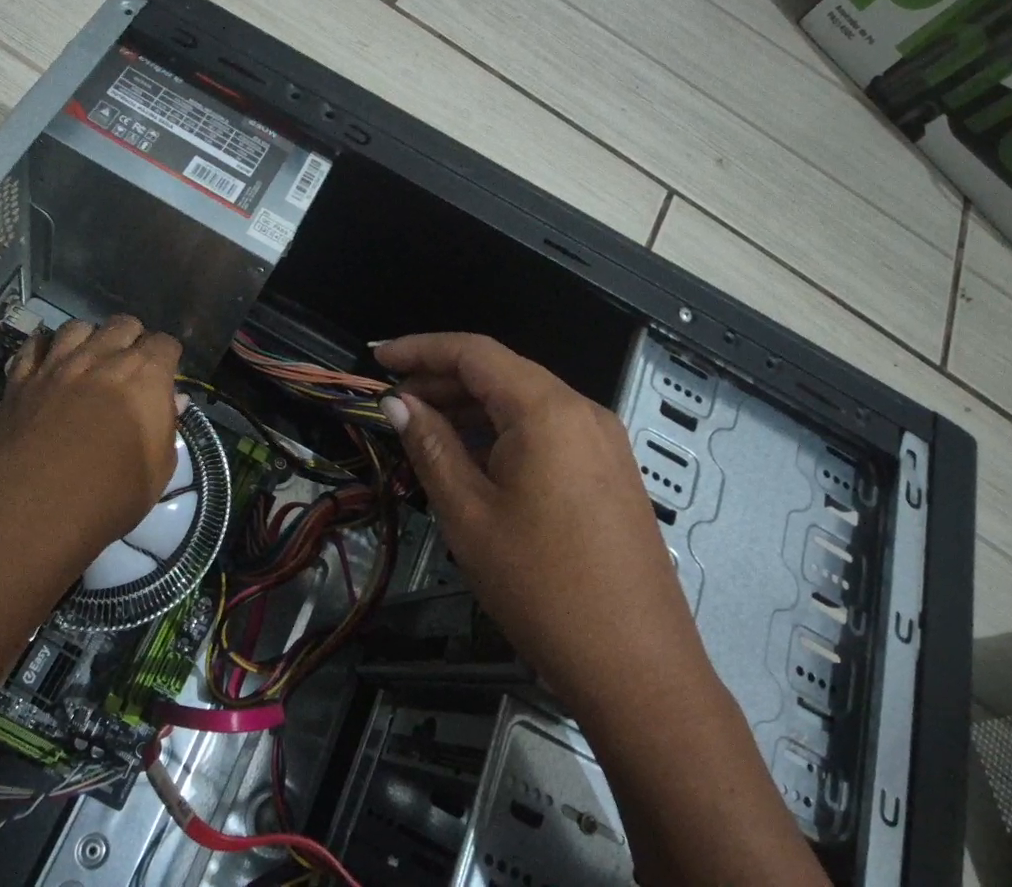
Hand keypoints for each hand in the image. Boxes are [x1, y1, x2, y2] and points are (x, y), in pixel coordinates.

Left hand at [0, 315, 183, 568]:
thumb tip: (172, 400)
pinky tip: (48, 364)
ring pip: (77, 327)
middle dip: (132, 340)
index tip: (165, 376)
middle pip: (123, 325)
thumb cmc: (111, 496)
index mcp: (144, 375)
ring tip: (89, 361)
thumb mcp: (159, 469)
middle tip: (130, 368)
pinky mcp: (20, 380)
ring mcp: (56, 365)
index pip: (164, 344)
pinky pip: (33, 346)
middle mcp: (101, 358)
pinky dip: (45, 348)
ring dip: (90, 339)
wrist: (36, 510)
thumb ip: (167, 426)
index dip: (167, 358)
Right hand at [375, 333, 711, 712]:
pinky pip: (547, 434)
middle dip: (442, 380)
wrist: (634, 663)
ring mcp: (603, 444)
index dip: (421, 348)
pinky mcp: (610, 474)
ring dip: (470, 409)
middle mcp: (583, 413)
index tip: (377, 357)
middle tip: (391, 401)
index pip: (475, 353)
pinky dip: (501, 435)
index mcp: (547, 411)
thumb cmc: (540, 585)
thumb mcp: (468, 514)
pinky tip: (470, 460)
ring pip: (525, 405)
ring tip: (420, 430)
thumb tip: (399, 404)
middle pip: (502, 374)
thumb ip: (430, 447)